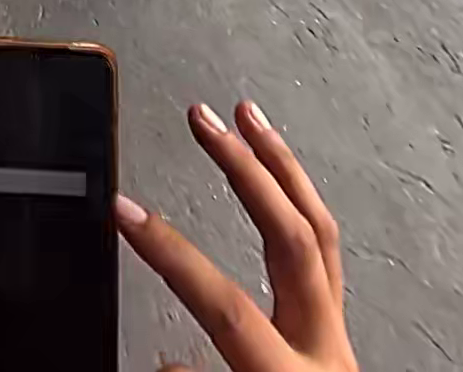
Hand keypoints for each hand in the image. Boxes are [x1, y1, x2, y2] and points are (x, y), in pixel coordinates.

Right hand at [115, 102, 356, 371]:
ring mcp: (337, 333)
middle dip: (243, 168)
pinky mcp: (337, 326)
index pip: (227, 307)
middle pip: (290, 237)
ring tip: (249, 114)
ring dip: (279, 163)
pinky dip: (296, 195)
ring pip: (318, 227)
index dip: (171, 254)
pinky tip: (275, 169)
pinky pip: (323, 245)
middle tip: (203, 119)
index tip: (125, 209)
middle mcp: (323, 350)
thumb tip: (163, 360)